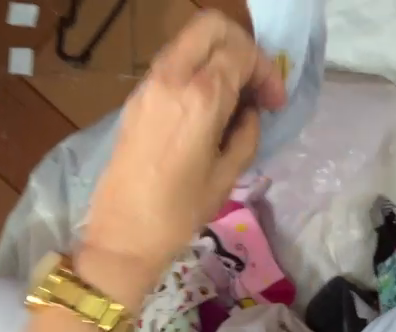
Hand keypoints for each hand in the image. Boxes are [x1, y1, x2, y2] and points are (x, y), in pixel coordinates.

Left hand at [77, 11, 285, 304]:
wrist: (121, 239)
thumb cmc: (177, 216)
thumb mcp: (225, 178)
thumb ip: (246, 135)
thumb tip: (249, 113)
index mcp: (201, 97)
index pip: (242, 54)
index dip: (266, 73)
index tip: (274, 102)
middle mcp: (172, 79)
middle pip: (212, 28)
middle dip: (240, 47)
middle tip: (252, 83)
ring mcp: (148, 87)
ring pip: (189, 44)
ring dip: (215, 58)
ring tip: (230, 98)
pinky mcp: (134, 103)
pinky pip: (170, 68)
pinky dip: (193, 73)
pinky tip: (203, 110)